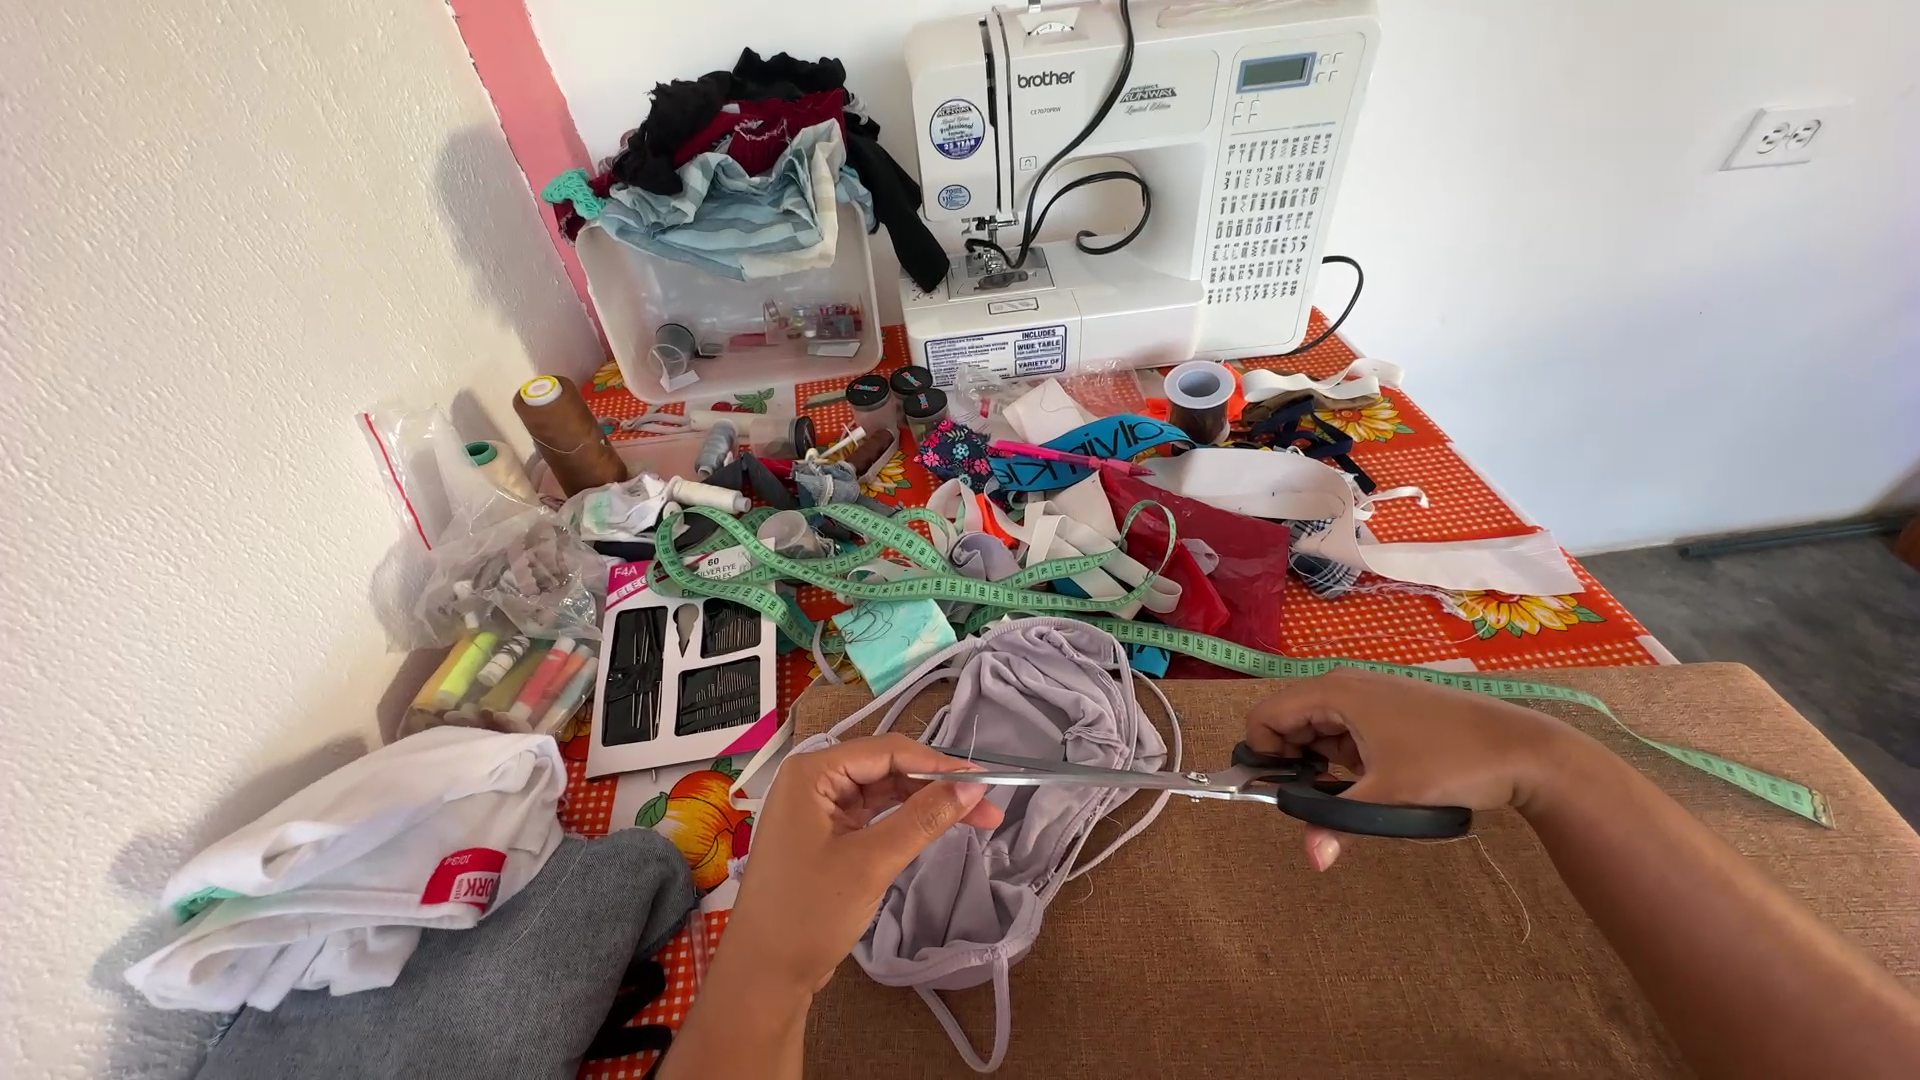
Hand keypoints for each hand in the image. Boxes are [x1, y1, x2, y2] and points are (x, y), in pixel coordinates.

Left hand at [722, 733, 1004, 995]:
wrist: (763, 978)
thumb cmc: (808, 914)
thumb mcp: (872, 863)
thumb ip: (923, 818)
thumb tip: (974, 786)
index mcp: (813, 771)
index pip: (888, 751)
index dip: (938, 763)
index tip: (986, 780)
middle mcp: (814, 779)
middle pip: (888, 767)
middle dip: (938, 784)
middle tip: (987, 804)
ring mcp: (820, 806)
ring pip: (886, 790)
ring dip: (927, 802)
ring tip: (977, 816)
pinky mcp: (829, 832)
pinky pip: (876, 812)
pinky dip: (908, 819)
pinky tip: (938, 825)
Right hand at [1245, 668, 1590, 870]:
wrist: (1527, 749)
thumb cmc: (1453, 763)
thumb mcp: (1390, 797)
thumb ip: (1340, 822)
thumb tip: (1312, 860)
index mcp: (1334, 692)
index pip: (1266, 715)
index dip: (1262, 753)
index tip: (1282, 788)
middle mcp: (1342, 683)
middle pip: (1287, 718)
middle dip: (1291, 758)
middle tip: (1315, 795)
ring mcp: (1366, 691)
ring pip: (1315, 724)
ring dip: (1317, 758)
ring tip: (1348, 788)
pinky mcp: (1385, 704)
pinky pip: (1341, 725)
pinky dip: (1341, 752)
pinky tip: (1368, 776)